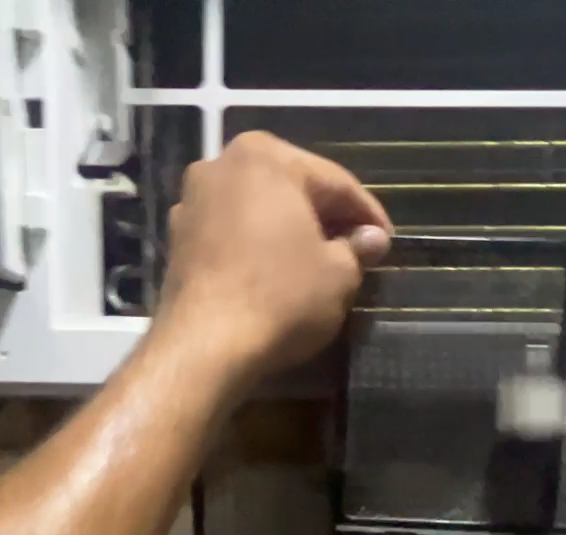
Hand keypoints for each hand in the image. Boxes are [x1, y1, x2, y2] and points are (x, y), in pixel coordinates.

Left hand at [149, 131, 392, 387]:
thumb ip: (357, 249)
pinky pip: (232, 237)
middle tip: (355, 250)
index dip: (368, 215)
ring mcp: (192, 203)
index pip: (335, 182)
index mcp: (266, 157)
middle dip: (325, 219)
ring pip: (258, 212)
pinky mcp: (177, 242)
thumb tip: (372, 239)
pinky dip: (257, 250)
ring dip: (289, 233)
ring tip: (317, 265)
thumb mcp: (338, 275)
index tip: (388, 242)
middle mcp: (221, 165)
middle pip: (291, 190)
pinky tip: (276, 276)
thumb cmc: (281, 299)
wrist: (205, 346)